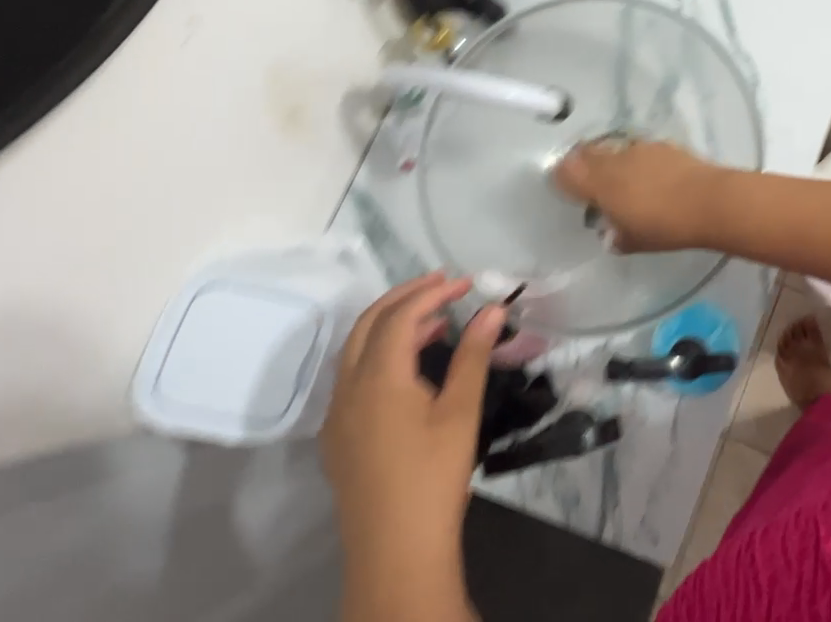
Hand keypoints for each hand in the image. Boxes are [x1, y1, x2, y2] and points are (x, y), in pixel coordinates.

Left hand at [321, 274, 504, 563]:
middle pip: (368, 323)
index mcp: (377, 377)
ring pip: (356, 350)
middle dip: (404, 297)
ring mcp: (337, 414)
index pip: (399, 316)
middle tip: (442, 284)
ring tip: (435, 321)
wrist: (396, 548)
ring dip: (391, 325)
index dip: (431, 293)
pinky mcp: (338, 436)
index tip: (465, 282)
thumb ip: (473, 354)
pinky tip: (410, 368)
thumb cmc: (434, 475)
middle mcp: (347, 388)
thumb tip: (492, 309)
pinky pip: (353, 376)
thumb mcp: (461, 411)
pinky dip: (380, 354)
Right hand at [552, 138, 726, 252]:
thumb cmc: (665, 226)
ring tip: (624, 179)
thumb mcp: (634, 241)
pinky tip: (651, 175)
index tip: (567, 189)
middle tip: (590, 181)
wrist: (710, 201)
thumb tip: (611, 233)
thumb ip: (617, 236)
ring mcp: (641, 148)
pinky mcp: (665, 145)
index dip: (562, 178)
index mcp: (600, 183)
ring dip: (613, 161)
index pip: (566, 171)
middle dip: (584, 164)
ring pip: (615, 148)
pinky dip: (638, 160)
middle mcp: (615, 159)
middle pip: (588, 153)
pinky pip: (640, 149)